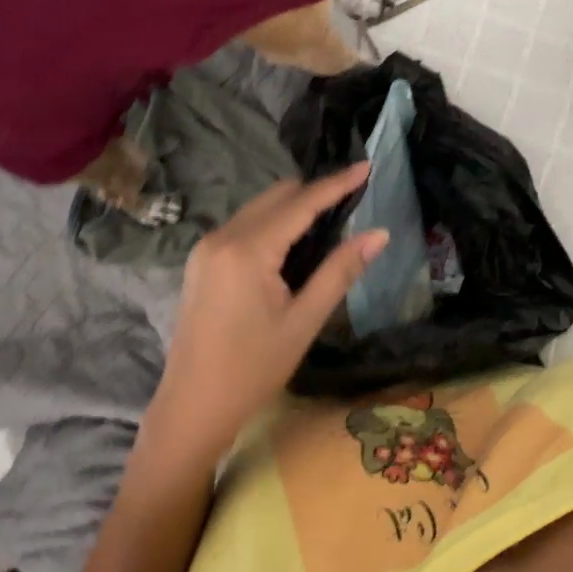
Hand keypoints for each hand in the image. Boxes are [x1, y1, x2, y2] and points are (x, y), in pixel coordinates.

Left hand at [151, 164, 388, 455]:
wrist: (193, 405)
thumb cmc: (253, 368)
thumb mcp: (304, 320)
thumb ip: (340, 270)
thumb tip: (379, 234)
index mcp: (248, 250)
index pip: (301, 203)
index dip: (336, 184)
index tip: (367, 166)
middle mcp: (222, 237)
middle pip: (276, 197)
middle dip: (314, 192)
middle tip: (354, 196)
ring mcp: (206, 248)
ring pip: (258, 208)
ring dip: (292, 207)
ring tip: (331, 218)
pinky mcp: (201, 261)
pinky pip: (243, 226)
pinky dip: (272, 224)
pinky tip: (294, 243)